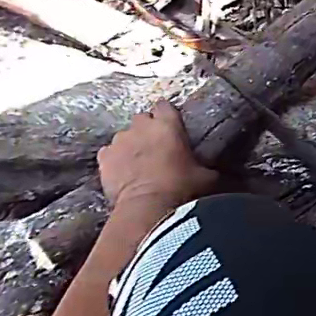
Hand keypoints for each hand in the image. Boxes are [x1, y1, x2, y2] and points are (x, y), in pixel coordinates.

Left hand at [97, 100, 217, 212]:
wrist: (148, 209)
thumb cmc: (182, 189)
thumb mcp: (206, 178)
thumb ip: (206, 167)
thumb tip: (212, 171)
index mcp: (168, 125)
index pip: (164, 106)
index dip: (167, 115)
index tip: (171, 126)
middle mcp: (141, 126)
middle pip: (142, 119)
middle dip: (147, 129)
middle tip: (156, 147)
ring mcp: (119, 141)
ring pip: (124, 136)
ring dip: (130, 145)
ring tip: (138, 163)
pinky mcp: (104, 158)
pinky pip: (109, 153)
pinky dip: (114, 160)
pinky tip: (121, 172)